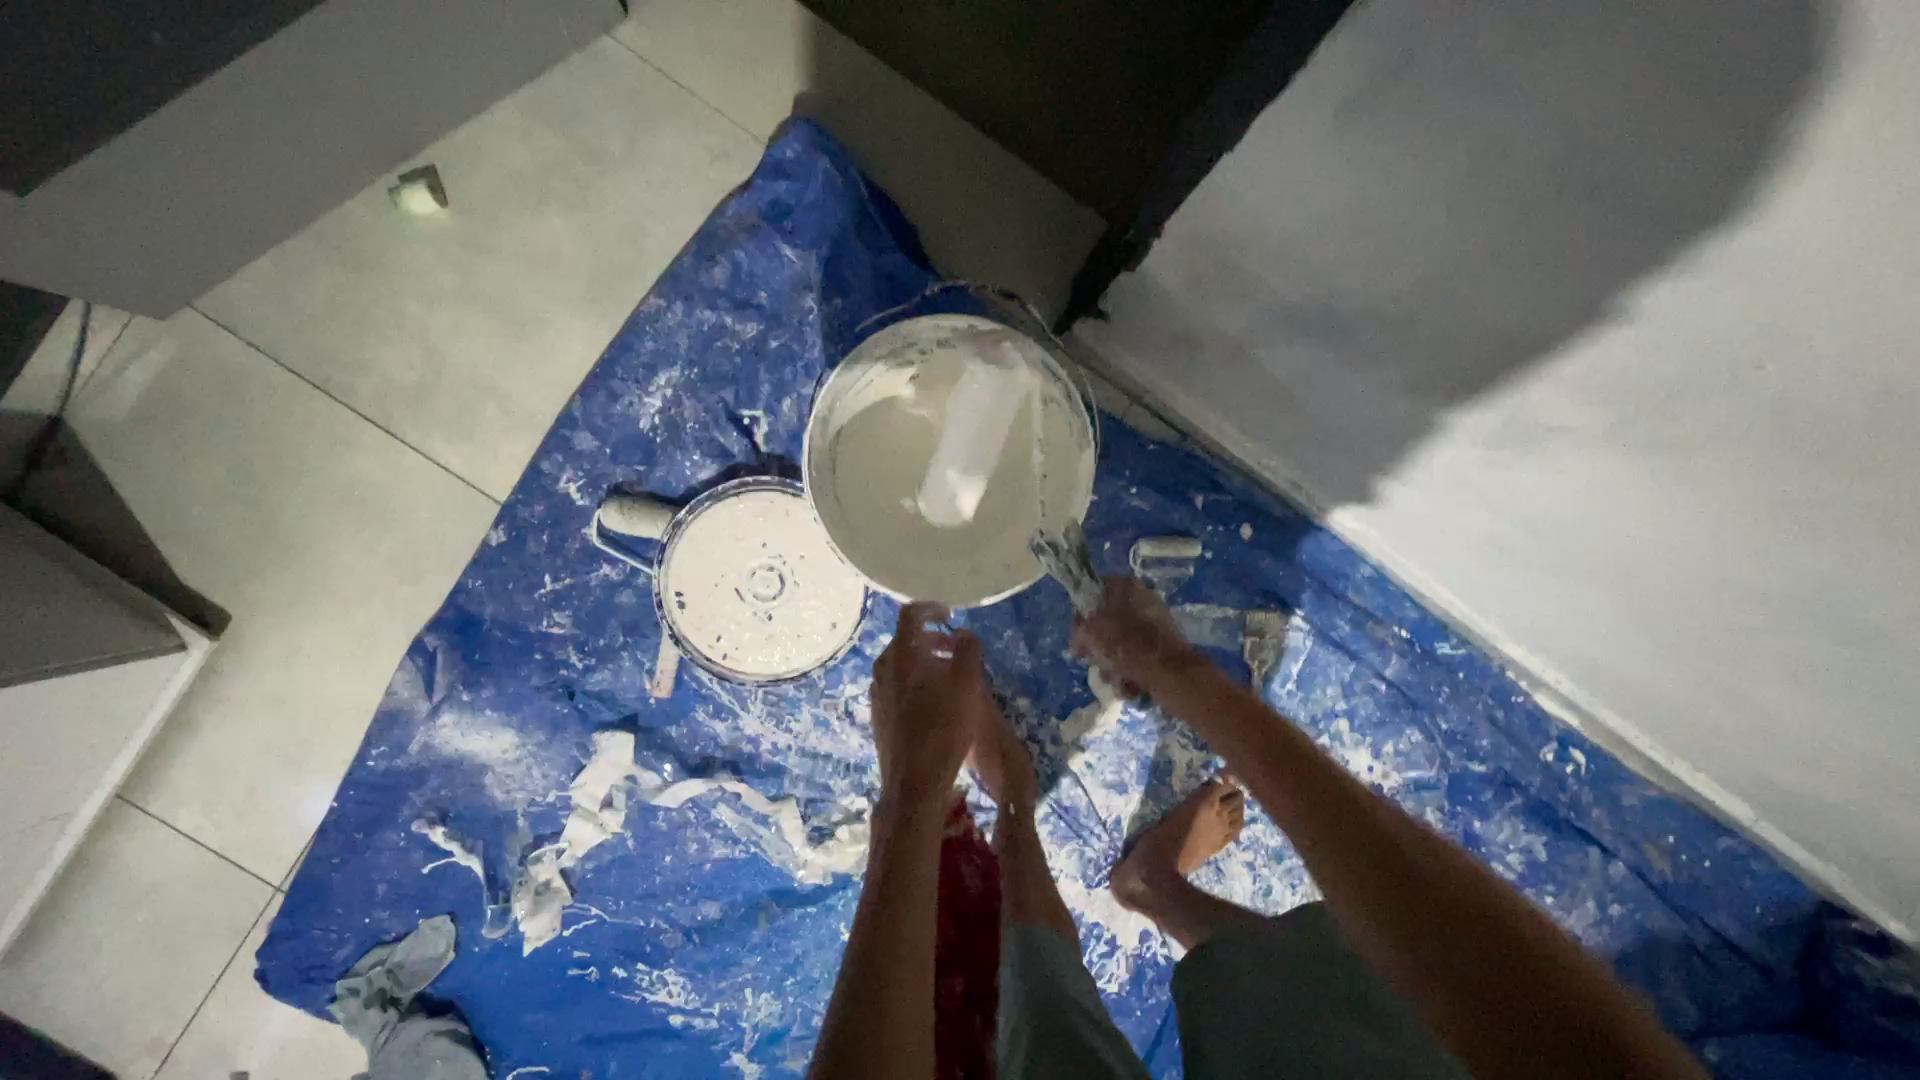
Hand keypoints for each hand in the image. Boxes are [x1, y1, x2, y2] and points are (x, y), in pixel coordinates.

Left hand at [870, 602, 990, 813]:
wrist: (913, 783)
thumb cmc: (943, 729)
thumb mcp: (967, 685)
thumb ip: (968, 650)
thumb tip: (963, 632)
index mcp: (901, 654)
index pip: (911, 614)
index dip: (932, 608)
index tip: (951, 615)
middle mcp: (883, 669)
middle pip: (906, 639)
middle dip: (933, 638)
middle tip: (957, 648)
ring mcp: (877, 693)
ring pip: (901, 664)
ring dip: (926, 661)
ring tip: (951, 676)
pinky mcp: (879, 715)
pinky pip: (898, 685)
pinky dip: (916, 681)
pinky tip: (935, 702)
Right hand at [1071, 576, 1197, 695]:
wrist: (1170, 672)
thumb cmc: (1125, 645)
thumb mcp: (1090, 633)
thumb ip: (1080, 631)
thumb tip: (1081, 638)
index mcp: (1125, 587)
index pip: (1094, 593)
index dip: (1081, 615)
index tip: (1078, 635)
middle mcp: (1143, 600)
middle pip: (1108, 622)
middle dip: (1097, 646)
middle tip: (1091, 659)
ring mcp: (1156, 624)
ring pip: (1122, 644)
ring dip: (1112, 665)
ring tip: (1113, 679)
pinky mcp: (1165, 646)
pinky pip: (1138, 657)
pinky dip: (1130, 673)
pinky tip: (1129, 685)